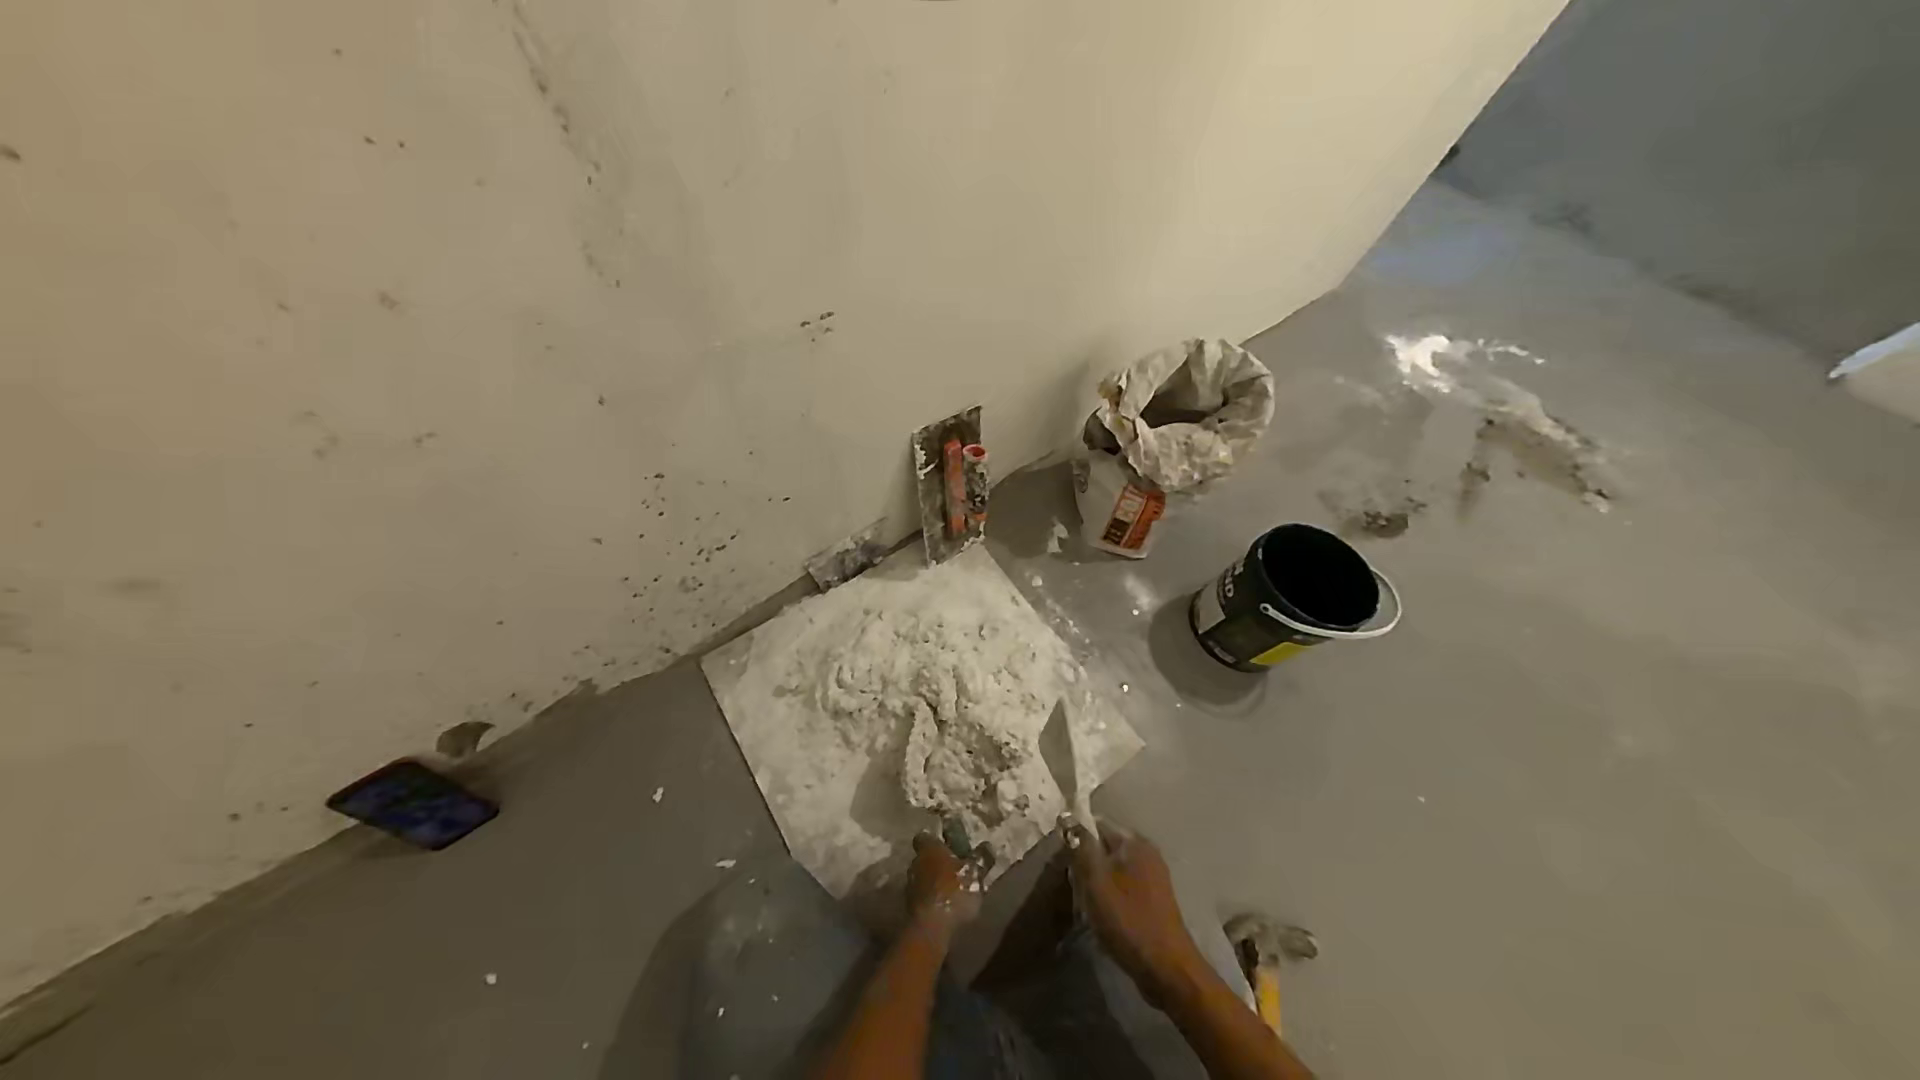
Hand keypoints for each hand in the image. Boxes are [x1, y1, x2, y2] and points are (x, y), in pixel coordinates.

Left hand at [907, 833, 981, 930]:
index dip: (936, 840)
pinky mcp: (909, 906)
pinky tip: (945, 907)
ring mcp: (910, 885)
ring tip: (952, 891)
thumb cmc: (953, 891)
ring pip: (923, 877)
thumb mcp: (975, 872)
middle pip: (925, 857)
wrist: (931, 927)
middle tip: (955, 869)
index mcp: (929, 849)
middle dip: (937, 862)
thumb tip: (987, 845)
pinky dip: (931, 898)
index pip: (925, 837)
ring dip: (934, 881)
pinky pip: (922, 896)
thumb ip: (981, 857)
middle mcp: (915, 862)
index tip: (949, 846)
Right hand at [1068, 823, 1205, 999]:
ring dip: (1095, 882)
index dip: (1076, 837)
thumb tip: (1069, 818)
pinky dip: (1109, 895)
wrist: (1166, 969)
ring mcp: (1153, 876)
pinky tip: (1102, 914)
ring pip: (1111, 868)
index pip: (1097, 823)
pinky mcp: (1153, 898)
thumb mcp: (1096, 882)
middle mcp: (1146, 852)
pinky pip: (1122, 885)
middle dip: (1085, 863)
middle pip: (1104, 846)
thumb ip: (1082, 847)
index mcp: (1135, 842)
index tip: (1064, 860)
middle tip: (1074, 886)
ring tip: (1086, 903)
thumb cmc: (1128, 921)